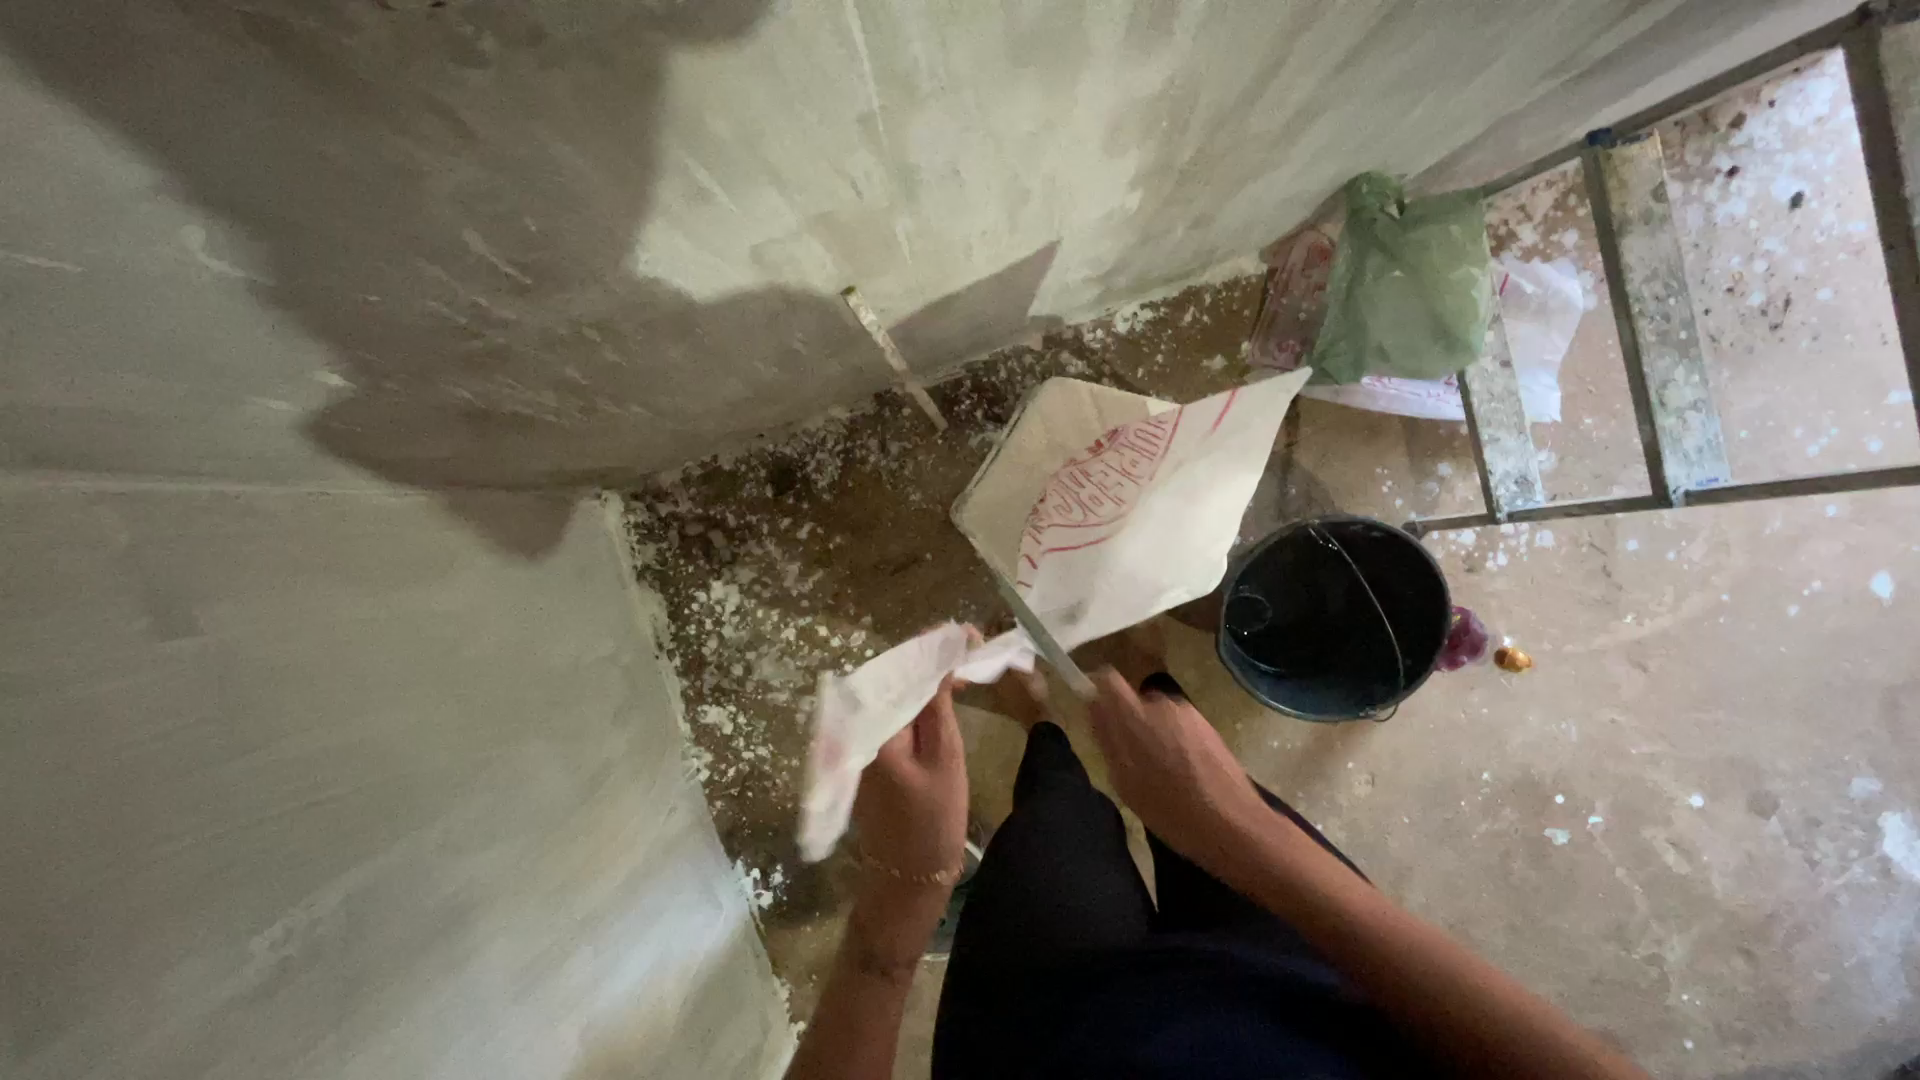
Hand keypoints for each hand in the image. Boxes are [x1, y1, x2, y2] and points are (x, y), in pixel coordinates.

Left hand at [845, 673, 968, 969]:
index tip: (967, 635)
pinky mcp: (867, 752)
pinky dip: (914, 697)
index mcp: (873, 727)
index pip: (901, 669)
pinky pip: (890, 710)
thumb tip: (939, 659)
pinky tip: (939, 693)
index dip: (933, 646)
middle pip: (891, 675)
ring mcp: (859, 740)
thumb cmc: (931, 824)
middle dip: (928, 656)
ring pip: (891, 691)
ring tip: (960, 664)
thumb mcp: (945, 760)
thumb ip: (938, 705)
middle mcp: (857, 727)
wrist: (905, 880)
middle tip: (968, 647)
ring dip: (923, 674)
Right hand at [1085, 667, 1270, 879]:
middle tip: (1134, 762)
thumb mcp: (1125, 782)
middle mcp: (1162, 705)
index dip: (1100, 693)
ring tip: (1164, 774)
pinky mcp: (1210, 727)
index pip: (1108, 680)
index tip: (1099, 717)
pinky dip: (1177, 744)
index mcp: (1135, 716)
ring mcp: (1190, 714)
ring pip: (1159, 717)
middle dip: (1130, 724)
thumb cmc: (1170, 810)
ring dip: (1155, 736)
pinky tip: (1186, 776)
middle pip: (1135, 702)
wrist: (1233, 825)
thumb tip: (1092, 705)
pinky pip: (1180, 727)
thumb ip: (1107, 737)